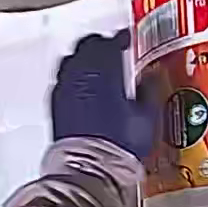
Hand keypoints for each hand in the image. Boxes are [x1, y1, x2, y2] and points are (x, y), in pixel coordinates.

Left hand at [51, 30, 153, 157]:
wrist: (89, 169)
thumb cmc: (116, 144)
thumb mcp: (146, 118)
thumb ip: (149, 91)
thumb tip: (151, 77)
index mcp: (103, 71)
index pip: (111, 42)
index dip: (121, 37)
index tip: (127, 37)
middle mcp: (79, 75)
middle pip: (87, 46)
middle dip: (100, 44)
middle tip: (112, 47)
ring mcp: (64, 89)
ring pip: (72, 60)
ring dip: (85, 58)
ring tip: (96, 64)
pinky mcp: (56, 105)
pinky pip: (63, 80)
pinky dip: (74, 76)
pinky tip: (82, 85)